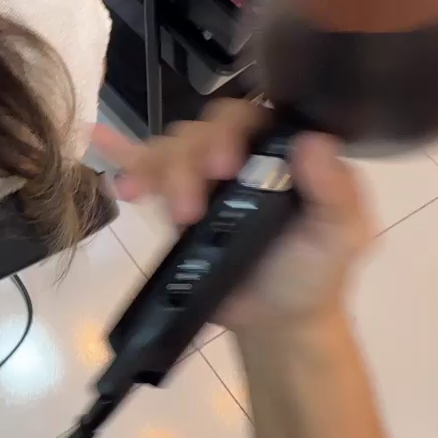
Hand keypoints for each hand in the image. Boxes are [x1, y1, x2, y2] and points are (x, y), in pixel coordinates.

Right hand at [91, 100, 373, 330]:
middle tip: (188, 213)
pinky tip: (96, 138)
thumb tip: (313, 142)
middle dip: (186, 166)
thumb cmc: (312, 274)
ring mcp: (200, 173)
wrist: (272, 319)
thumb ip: (336, 192)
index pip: (247, 118)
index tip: (223, 170)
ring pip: (168, 149)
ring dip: (157, 172)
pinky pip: (140, 163)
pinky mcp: (170, 196)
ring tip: (159, 210)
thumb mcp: (341, 237)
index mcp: (279, 151)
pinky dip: (119, 149)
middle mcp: (238, 152)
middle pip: (198, 132)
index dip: (227, 134)